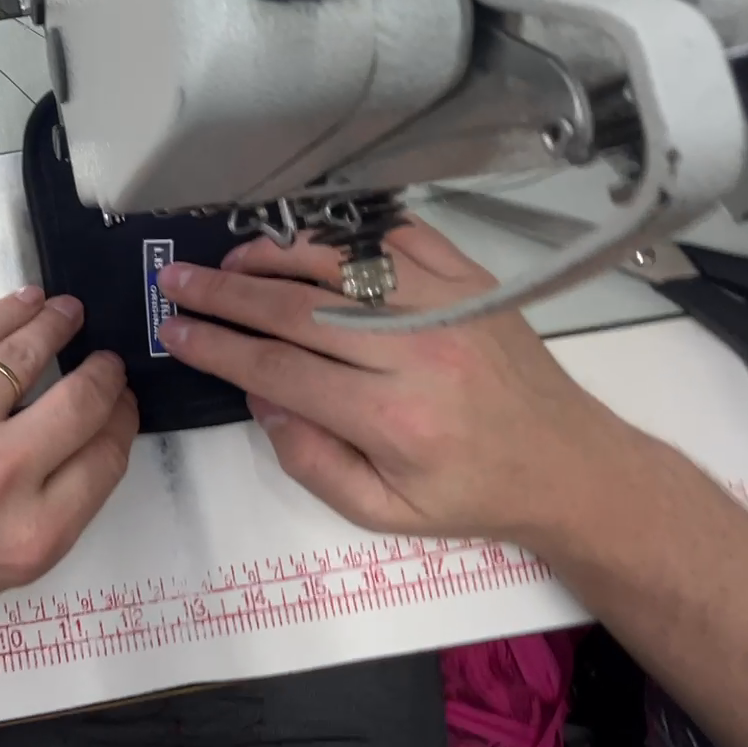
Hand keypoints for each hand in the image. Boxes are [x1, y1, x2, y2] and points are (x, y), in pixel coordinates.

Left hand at [0, 287, 137, 643]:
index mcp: (31, 534)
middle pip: (80, 400)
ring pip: (26, 352)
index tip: (120, 400)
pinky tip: (26, 304)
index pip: (104, 456)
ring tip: (69, 312)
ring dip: (57, 323)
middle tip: (104, 359)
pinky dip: (8, 312)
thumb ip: (54, 507)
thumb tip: (88, 435)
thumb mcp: (0, 567)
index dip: (121, 419)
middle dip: (103, 372)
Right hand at [153, 220, 656, 545]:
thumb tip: (259, 397)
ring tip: (227, 261)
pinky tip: (301, 244)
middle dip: (222, 294)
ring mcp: (447, 305)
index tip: (173, 331)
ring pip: (337, 263)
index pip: (277, 369)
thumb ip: (308, 460)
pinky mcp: (469, 280)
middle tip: (174, 281)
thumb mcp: (380, 512)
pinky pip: (393, 236)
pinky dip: (339, 234)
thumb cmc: (468, 494)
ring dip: (270, 256)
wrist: (573, 466)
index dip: (216, 348)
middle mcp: (417, 351)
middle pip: (294, 308)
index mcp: (392, 417)